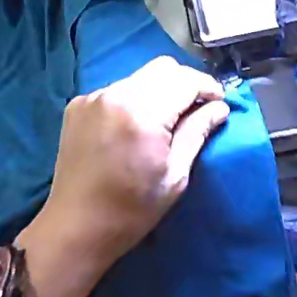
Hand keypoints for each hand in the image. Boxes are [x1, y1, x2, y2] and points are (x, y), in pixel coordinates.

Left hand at [14, 57, 229, 296]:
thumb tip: (219, 108)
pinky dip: (133, 99)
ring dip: (158, 90)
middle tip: (197, 109)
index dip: (208, 87)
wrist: (76, 227)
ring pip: (139, 76)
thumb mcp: (175, 176)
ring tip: (166, 119)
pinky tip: (135, 125)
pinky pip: (117, 89)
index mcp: (142, 112)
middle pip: (162, 68)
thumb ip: (197, 133)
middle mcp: (115, 94)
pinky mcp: (78, 104)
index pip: (184, 80)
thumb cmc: (132, 210)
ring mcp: (93, 97)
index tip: (220, 102)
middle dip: (184, 83)